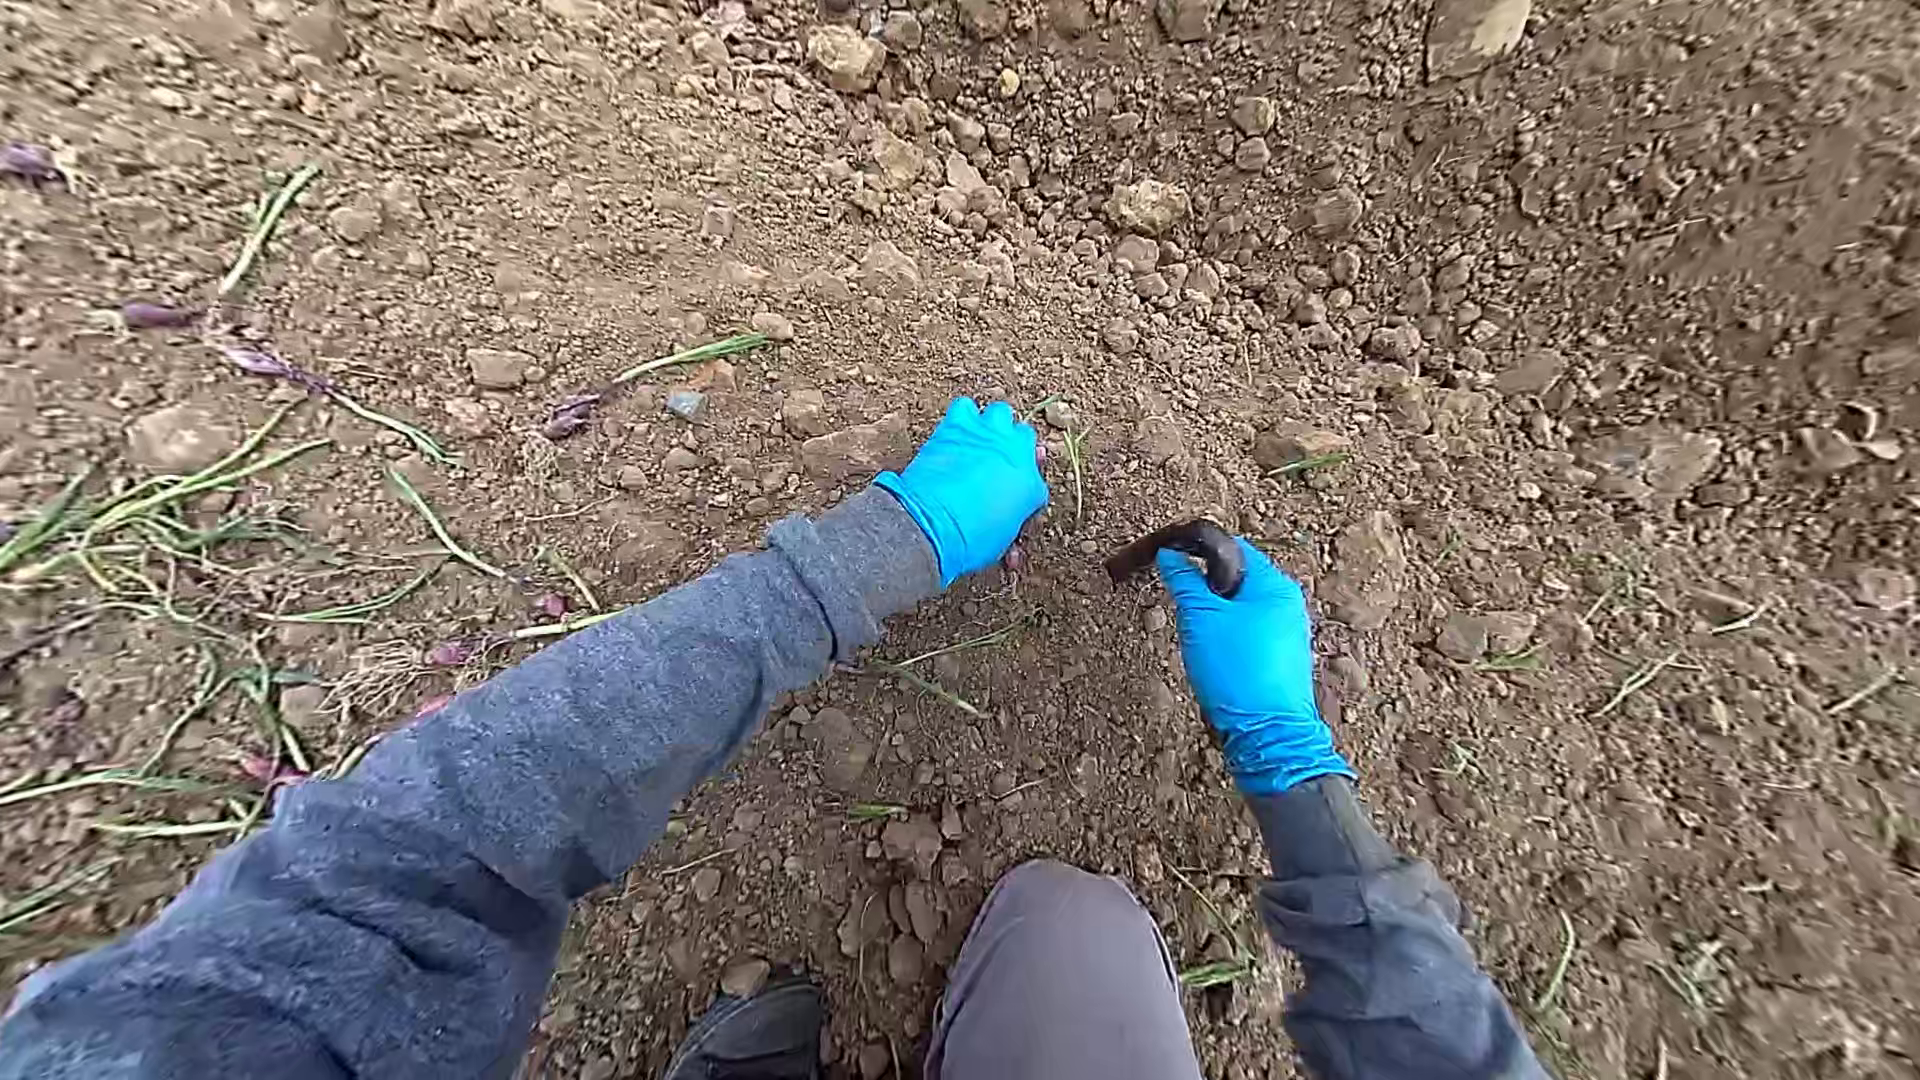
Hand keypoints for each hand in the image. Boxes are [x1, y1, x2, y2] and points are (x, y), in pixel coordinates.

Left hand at [876, 398, 1047, 585]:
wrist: (934, 523)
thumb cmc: (968, 542)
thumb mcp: (999, 540)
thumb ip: (1009, 523)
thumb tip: (1010, 534)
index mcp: (1032, 487)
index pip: (1035, 479)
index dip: (1021, 485)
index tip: (1011, 491)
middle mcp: (1018, 454)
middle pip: (1025, 437)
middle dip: (1014, 447)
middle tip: (998, 462)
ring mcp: (990, 434)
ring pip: (1001, 413)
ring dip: (992, 425)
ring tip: (980, 439)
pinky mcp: (959, 426)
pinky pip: (965, 407)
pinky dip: (962, 417)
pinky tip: (955, 431)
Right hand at [1156, 538, 1351, 795]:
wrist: (1267, 732)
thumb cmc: (1237, 670)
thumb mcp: (1199, 617)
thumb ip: (1184, 581)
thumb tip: (1170, 555)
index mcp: (1274, 586)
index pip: (1234, 549)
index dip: (1200, 550)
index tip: (1172, 558)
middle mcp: (1286, 604)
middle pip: (1235, 578)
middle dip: (1204, 587)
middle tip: (1181, 600)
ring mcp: (1285, 632)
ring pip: (1237, 606)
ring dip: (1212, 612)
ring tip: (1194, 630)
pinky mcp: (1277, 656)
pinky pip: (1244, 630)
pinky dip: (1223, 632)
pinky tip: (1210, 651)